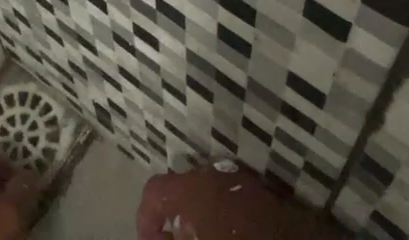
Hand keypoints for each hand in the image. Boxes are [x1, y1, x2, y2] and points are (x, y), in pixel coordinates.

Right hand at [136, 164, 342, 239]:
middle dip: (173, 215)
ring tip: (200, 237)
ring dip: (198, 214)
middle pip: (181, 187)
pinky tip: (227, 233)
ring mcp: (239, 180)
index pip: (154, 190)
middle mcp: (212, 175)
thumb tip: (154, 239)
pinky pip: (230, 197)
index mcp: (191, 189)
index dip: (146, 217)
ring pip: (207, 191)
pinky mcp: (262, 193)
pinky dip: (222, 213)